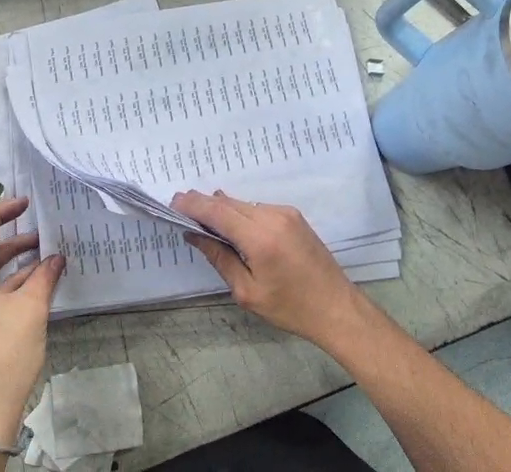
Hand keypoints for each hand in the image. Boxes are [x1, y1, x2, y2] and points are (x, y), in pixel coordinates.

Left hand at [0, 197, 65, 446]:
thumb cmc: (5, 355)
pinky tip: (36, 278)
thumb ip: (43, 277)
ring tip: (42, 249)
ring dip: (10, 256)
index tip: (24, 203)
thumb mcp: (30, 310)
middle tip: (28, 218)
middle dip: (2, 230)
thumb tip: (56, 258)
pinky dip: (9, 278)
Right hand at [173, 190, 369, 346]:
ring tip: (204, 219)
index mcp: (259, 237)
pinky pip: (259, 208)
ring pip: (243, 204)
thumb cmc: (290, 307)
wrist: (336, 307)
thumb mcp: (247, 291)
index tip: (174, 201)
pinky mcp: (294, 216)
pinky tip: (234, 226)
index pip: (217, 211)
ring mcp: (286, 213)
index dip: (193, 204)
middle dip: (204, 204)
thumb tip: (196, 235)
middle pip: (229, 203)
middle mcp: (272, 216)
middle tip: (181, 207)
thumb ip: (220, 258)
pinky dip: (241, 213)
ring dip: (223, 208)